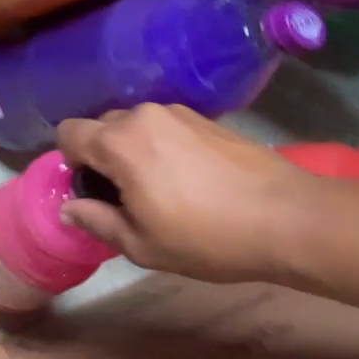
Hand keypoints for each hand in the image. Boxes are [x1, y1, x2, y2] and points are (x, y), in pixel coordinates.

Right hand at [55, 104, 320, 282]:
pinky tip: (193, 177)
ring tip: (165, 184)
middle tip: (129, 192)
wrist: (290, 219)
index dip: (71, 160)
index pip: (68, 132)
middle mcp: (140, 116)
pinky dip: (165, 145)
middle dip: (104, 154)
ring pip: (135, 124)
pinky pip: (165, 126)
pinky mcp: (205, 117)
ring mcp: (175, 113)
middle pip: (101, 126)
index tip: (95, 189)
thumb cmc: (209, 237)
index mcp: (117, 143)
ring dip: (136, 148)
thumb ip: (97, 221)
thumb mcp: (144, 245)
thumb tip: (68, 208)